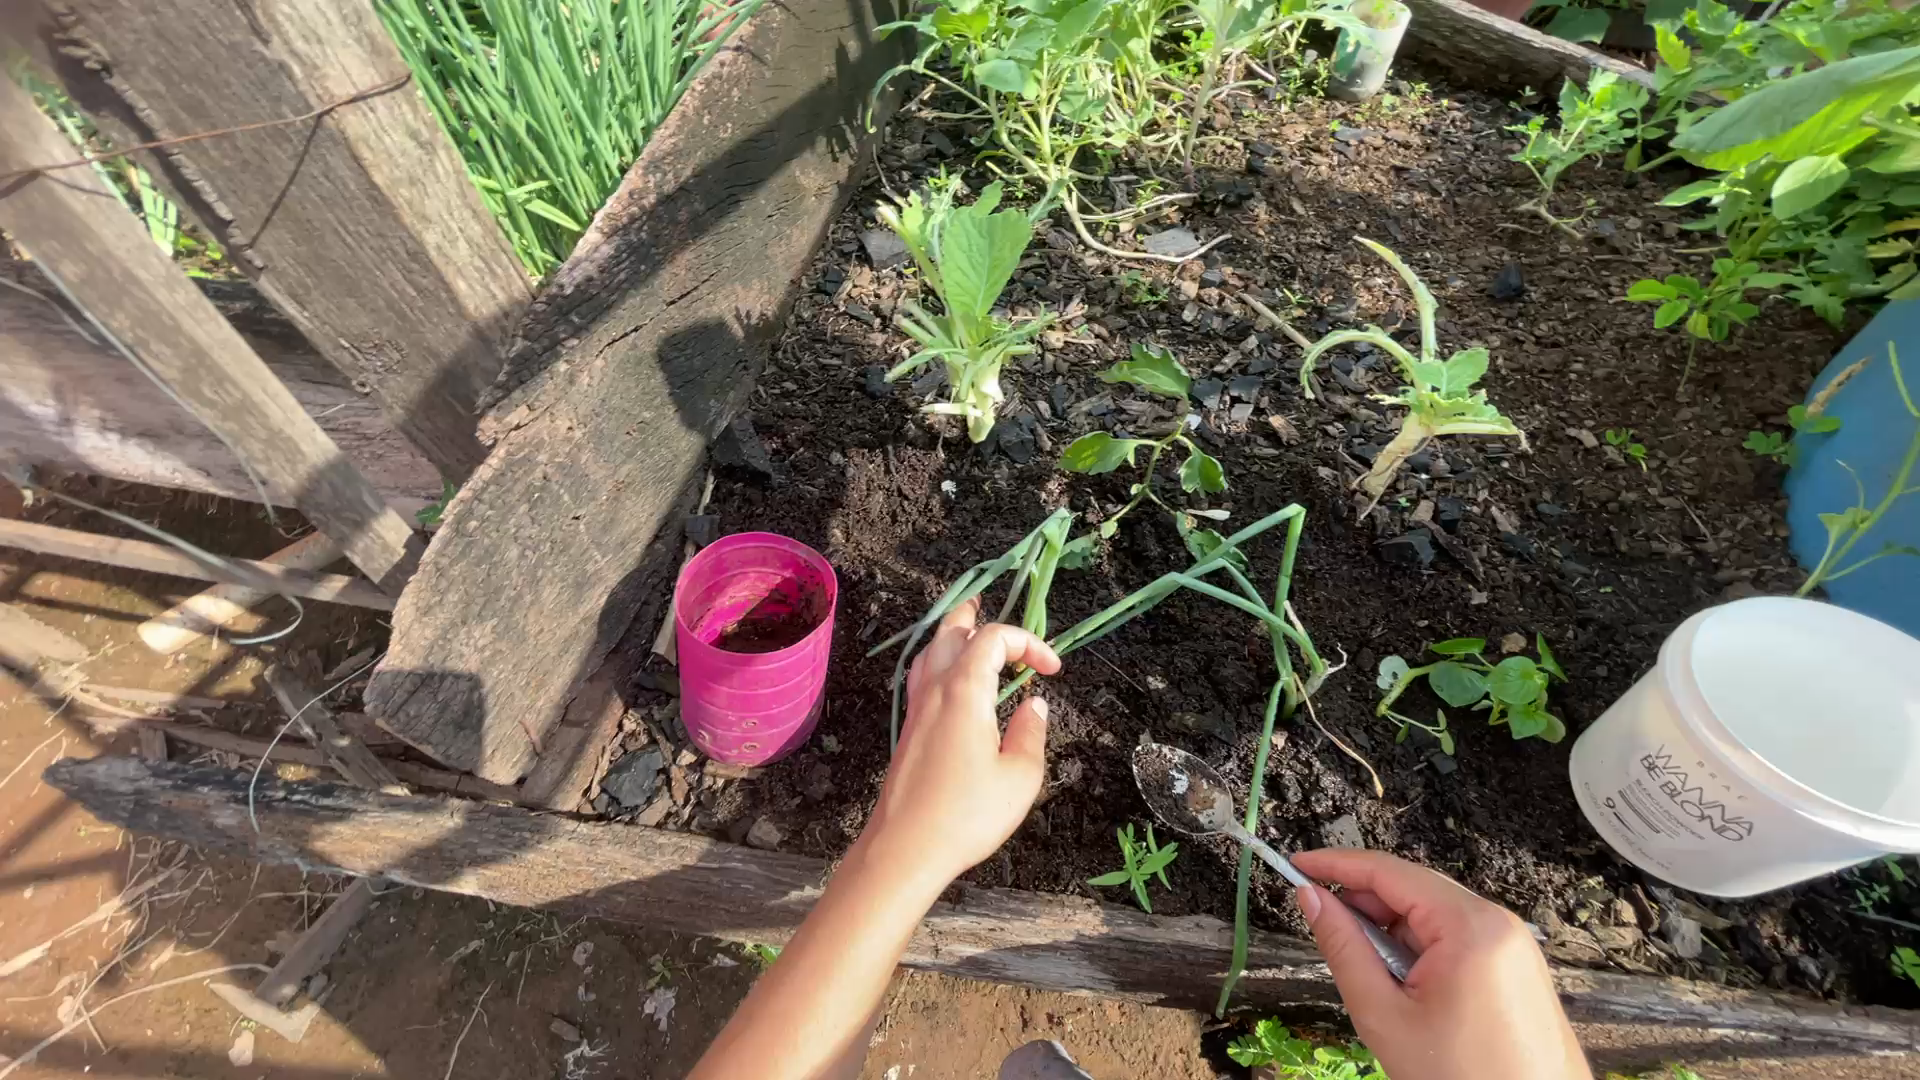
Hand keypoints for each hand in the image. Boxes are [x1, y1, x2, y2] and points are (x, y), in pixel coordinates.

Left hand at [858, 597, 1061, 889]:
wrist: (904, 847)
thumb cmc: (965, 814)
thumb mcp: (1019, 777)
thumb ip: (1030, 733)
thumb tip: (1035, 706)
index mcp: (964, 689)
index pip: (994, 638)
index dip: (1027, 642)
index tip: (1051, 670)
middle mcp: (935, 687)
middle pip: (950, 630)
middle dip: (976, 616)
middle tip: (995, 610)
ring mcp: (917, 706)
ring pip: (930, 649)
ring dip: (953, 634)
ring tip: (971, 632)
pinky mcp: (909, 727)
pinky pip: (922, 674)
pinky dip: (939, 660)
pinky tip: (950, 678)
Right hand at [1290, 849, 1586, 1079]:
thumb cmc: (1459, 1079)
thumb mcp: (1383, 1013)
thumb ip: (1341, 945)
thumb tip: (1308, 895)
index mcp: (1469, 926)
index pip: (1387, 871)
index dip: (1335, 863)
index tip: (1297, 864)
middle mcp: (1498, 922)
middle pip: (1410, 886)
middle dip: (1364, 902)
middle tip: (1329, 928)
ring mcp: (1513, 944)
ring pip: (1429, 911)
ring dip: (1391, 929)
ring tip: (1377, 976)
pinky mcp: (1517, 966)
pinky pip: (1454, 934)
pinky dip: (1419, 946)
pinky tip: (1408, 985)